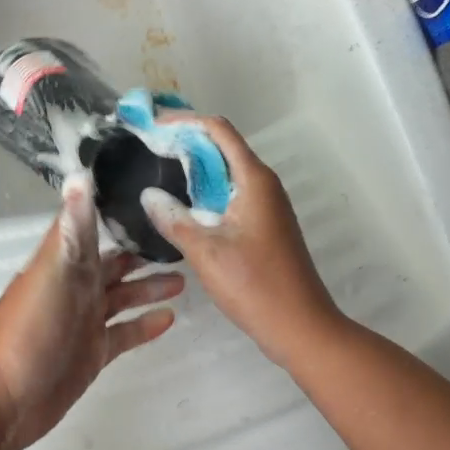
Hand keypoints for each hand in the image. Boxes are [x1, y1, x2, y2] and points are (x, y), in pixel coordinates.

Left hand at [0, 173, 183, 449]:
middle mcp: (76, 286)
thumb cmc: (25, 331)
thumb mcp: (51, 273)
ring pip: (123, 296)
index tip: (156, 194)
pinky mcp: (92, 354)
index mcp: (66, 262)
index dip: (122, 212)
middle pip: (115, 262)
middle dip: (144, 251)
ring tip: (185, 279)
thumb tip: (80, 173)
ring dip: (150, 287)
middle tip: (183, 242)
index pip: (96, 226)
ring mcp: (84, 321)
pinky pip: (124, 333)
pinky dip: (145, 325)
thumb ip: (70, 229)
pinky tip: (170, 318)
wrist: (0, 402)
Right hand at [140, 116, 342, 366]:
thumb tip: (148, 194)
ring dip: (194, 166)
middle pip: (222, 146)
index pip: (218, 130)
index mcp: (253, 180)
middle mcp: (263, 184)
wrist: (302, 328)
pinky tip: (181, 204)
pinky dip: (204, 189)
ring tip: (156, 168)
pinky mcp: (263, 223)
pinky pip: (230, 192)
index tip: (152, 124)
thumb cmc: (256, 286)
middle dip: (185, 140)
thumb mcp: (207, 252)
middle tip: (146, 145)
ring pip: (225, 171)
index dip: (184, 121)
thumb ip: (174, 219)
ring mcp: (266, 204)